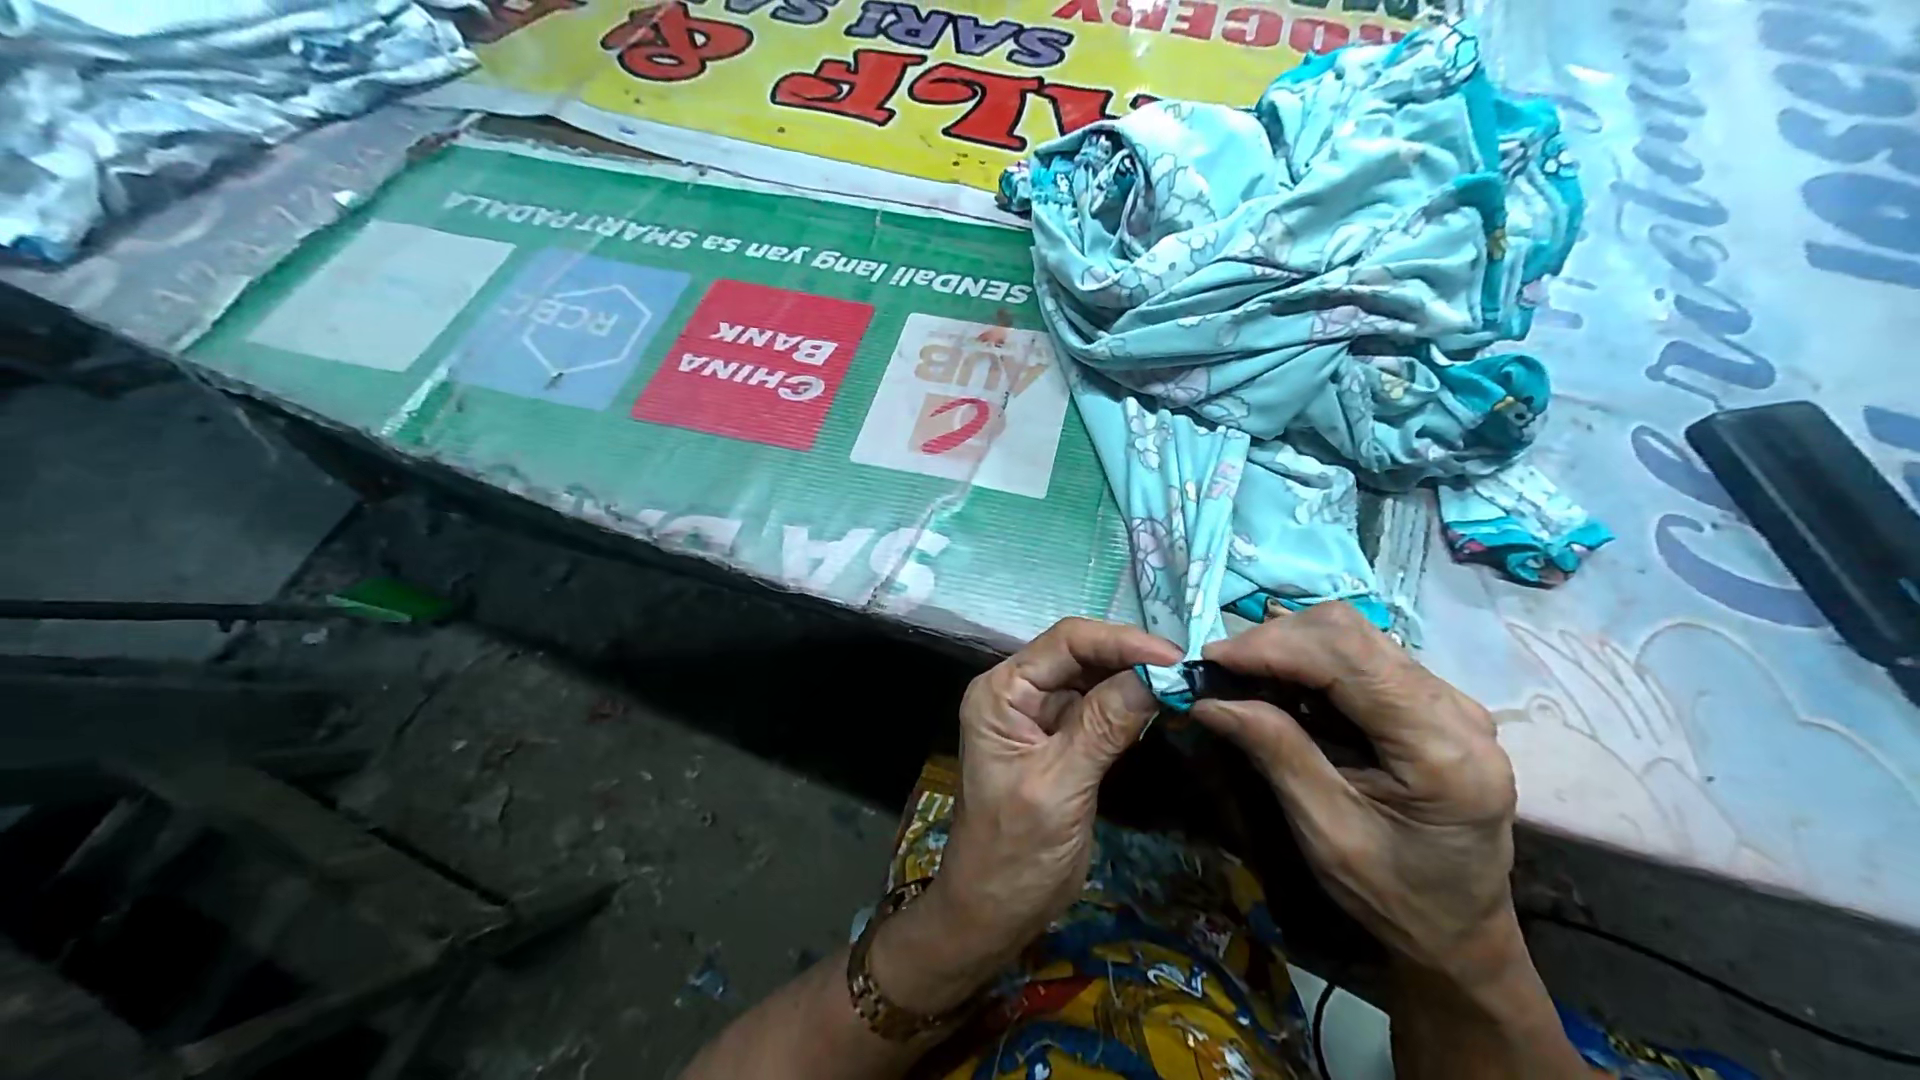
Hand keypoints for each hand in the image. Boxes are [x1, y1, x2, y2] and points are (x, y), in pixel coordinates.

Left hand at [871, 617, 1179, 1013]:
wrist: (993, 911)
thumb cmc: (1014, 853)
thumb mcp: (1060, 786)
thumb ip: (1103, 726)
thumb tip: (1158, 675)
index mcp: (1001, 692)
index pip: (1065, 642)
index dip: (1121, 642)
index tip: (1174, 657)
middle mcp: (1017, 692)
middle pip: (1080, 653)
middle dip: (1132, 656)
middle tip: (1188, 669)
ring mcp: (1038, 714)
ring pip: (1092, 677)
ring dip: (1135, 677)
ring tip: (1183, 681)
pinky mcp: (1060, 737)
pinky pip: (1098, 706)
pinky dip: (1129, 703)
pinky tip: (1161, 704)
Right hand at [1188, 602, 1519, 981]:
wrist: (1459, 929)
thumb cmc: (1394, 894)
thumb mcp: (1325, 831)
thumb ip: (1275, 753)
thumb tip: (1208, 700)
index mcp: (1441, 749)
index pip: (1348, 657)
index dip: (1273, 646)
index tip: (1210, 660)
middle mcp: (1455, 708)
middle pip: (1349, 630)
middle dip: (1274, 639)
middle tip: (1221, 670)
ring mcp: (1447, 699)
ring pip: (1352, 633)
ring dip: (1288, 645)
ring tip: (1243, 676)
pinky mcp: (1430, 700)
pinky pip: (1359, 653)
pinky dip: (1307, 658)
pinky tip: (1280, 684)